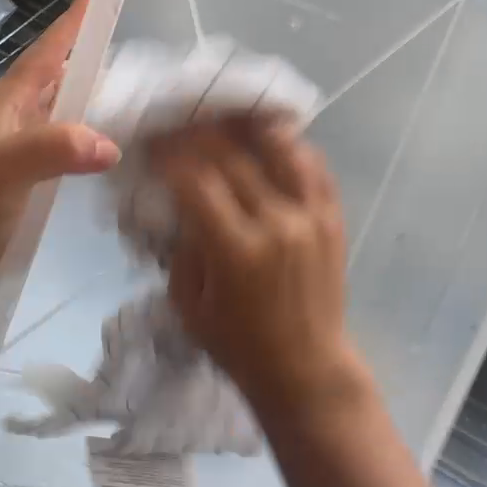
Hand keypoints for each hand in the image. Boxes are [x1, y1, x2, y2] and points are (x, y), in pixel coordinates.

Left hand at [0, 0, 119, 331]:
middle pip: (64, 73)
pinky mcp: (38, 173)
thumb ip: (50, 150)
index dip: (73, 22)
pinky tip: (122, 143)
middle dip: (97, 55)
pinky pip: (76, 138)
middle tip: (142, 50)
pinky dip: (99, 132)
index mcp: (12, 102)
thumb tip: (108, 143)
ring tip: (143, 91)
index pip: (48, 51)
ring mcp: (30, 145)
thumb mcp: (5, 173)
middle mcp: (22, 116)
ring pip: (72, 106)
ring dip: (102, 94)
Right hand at [152, 116, 364, 417]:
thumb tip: (181, 200)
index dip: (170, 156)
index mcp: (236, 251)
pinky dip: (292, 147)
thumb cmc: (237, 344)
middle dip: (199, 135)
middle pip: (234, 157)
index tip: (153, 145)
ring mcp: (311, 217)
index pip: (196, 182)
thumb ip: (182, 247)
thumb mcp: (188, 303)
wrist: (305, 368)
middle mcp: (277, 225)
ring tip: (228, 119)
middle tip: (179, 126)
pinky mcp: (333, 218)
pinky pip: (315, 167)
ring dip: (250, 128)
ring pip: (282, 149)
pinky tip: (272, 138)